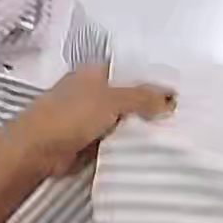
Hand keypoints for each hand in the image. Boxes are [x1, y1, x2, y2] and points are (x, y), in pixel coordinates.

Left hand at [3, 66, 174, 175]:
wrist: (37, 151)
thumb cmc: (70, 115)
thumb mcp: (111, 99)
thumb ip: (142, 97)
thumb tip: (172, 98)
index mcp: (94, 72)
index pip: (130, 71)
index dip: (153, 78)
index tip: (180, 90)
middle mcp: (92, 92)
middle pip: (129, 97)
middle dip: (151, 106)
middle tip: (185, 114)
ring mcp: (89, 119)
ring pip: (124, 121)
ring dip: (141, 128)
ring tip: (177, 133)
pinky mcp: (89, 143)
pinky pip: (116, 141)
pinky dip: (130, 145)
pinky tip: (154, 149)